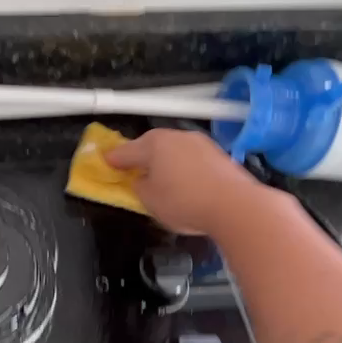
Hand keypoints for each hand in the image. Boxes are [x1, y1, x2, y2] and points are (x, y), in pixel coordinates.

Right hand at [102, 129, 273, 235]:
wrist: (236, 206)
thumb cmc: (185, 202)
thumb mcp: (149, 200)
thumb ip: (138, 186)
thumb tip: (141, 180)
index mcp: (154, 144)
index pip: (125, 151)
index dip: (113, 160)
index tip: (105, 163)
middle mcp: (177, 136)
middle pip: (152, 146)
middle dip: (142, 157)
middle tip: (133, 172)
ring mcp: (201, 143)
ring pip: (174, 151)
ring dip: (165, 162)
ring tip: (161, 181)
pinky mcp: (219, 155)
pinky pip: (192, 159)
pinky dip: (184, 168)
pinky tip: (185, 184)